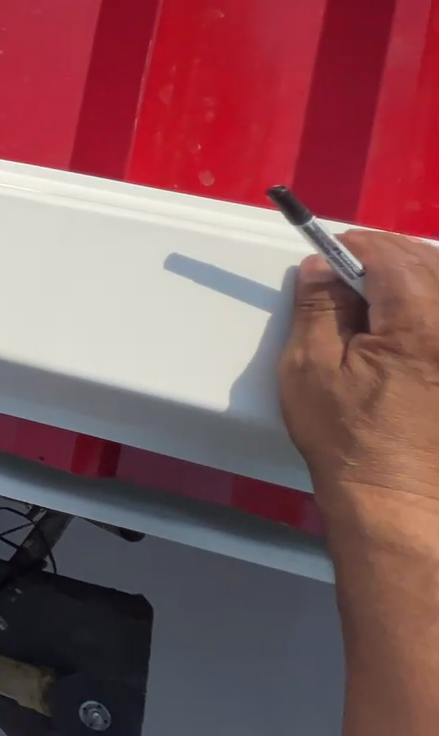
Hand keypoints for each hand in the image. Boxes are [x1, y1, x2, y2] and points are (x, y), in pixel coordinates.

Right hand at [280, 231, 438, 505]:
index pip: (397, 262)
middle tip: (354, 260)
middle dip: (396, 255)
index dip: (362, 245)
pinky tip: (414, 315)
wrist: (401, 491)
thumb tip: (321, 267)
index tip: (334, 243)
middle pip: (438, 270)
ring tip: (386, 284)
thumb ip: (319, 309)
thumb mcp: (310, 365)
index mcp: (420, 330)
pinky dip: (434, 304)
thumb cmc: (344, 429)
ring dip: (424, 278)